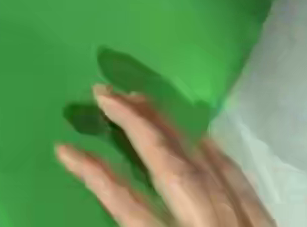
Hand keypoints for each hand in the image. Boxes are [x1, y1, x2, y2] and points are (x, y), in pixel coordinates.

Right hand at [57, 86, 271, 226]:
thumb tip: (121, 214)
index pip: (128, 209)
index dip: (93, 174)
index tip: (63, 147)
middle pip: (171, 169)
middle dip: (135, 125)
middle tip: (103, 92)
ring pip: (205, 167)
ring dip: (169, 129)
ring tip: (139, 99)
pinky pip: (243, 187)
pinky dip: (218, 156)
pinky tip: (201, 136)